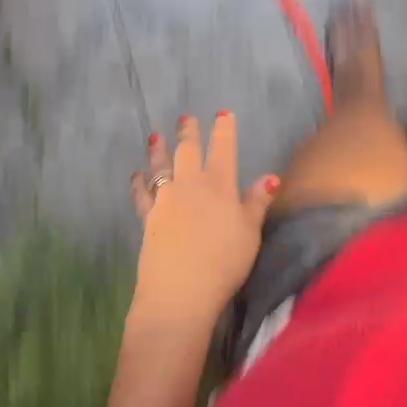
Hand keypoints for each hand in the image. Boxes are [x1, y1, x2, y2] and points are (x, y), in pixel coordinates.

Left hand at [127, 111, 277, 326]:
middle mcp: (190, 184)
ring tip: (154, 137)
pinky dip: (138, 182)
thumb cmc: (224, 262)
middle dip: (188, 132)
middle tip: (186, 118)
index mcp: (219, 184)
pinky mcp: (148, 218)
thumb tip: (271, 176)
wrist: (180, 291)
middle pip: (188, 151)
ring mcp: (166, 199)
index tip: (222, 114)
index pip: (223, 148)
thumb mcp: (250, 233)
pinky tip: (136, 175)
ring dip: (158, 150)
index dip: (223, 130)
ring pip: (161, 166)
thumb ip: (257, 202)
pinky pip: (141, 194)